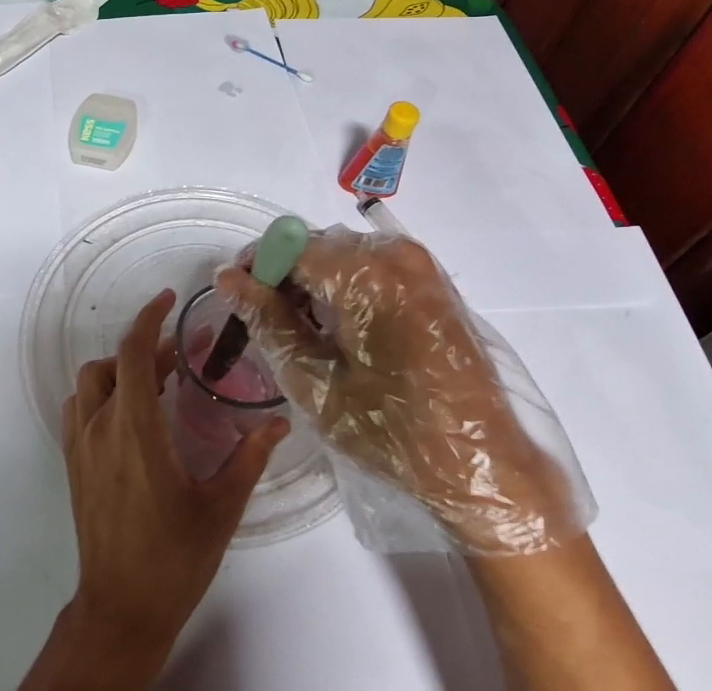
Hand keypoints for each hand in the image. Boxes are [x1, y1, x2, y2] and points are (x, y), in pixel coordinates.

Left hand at [23, 289, 288, 689]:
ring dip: (120, 370)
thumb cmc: (174, 557)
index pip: (133, 354)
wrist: (121, 607)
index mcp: (136, 432)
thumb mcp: (221, 508)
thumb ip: (249, 459)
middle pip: (111, 364)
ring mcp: (80, 448)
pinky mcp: (73, 466)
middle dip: (144, 349)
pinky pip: (78, 410)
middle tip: (180, 358)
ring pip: (89, 384)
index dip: (148, 319)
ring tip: (157, 383)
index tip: (169, 300)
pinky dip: (102, 394)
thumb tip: (277, 424)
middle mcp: (100, 430)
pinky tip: (131, 414)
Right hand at [217, 228, 581, 555]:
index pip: (290, 246)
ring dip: (316, 284)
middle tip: (268, 325)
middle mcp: (397, 255)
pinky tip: (342, 332)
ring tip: (304, 334)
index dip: (256, 268)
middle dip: (285, 277)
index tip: (239, 302)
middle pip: (319, 245)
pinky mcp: (435, 285)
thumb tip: (228, 279)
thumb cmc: (392, 431)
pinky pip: (374, 267)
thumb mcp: (315, 382)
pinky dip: (348, 289)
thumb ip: (269, 322)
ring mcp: (422, 267)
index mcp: (368, 276)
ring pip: (345, 256)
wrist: (483, 466)